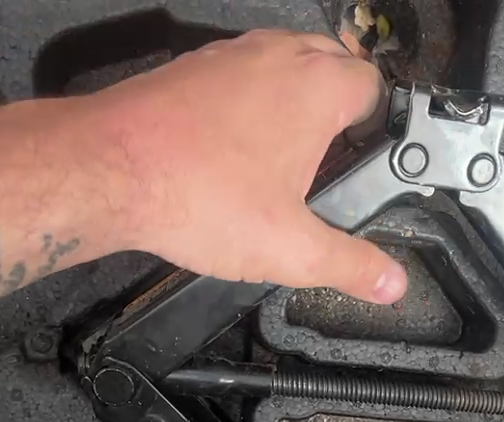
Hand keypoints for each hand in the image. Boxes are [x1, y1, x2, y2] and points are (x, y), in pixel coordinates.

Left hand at [84, 30, 407, 303]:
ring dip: (297, 104)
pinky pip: (242, 78)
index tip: (373, 163)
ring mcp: (230, 57)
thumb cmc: (202, 200)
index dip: (382, 127)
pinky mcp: (192, 71)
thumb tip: (393, 283)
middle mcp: (277, 56)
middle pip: (334, 66)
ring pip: (285, 67)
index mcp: (316, 88)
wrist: (109, 171)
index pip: (375, 88)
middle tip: (337, 165)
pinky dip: (253, 105)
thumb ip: (349, 266)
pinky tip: (240, 153)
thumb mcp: (291, 250)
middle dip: (344, 110)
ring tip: (291, 162)